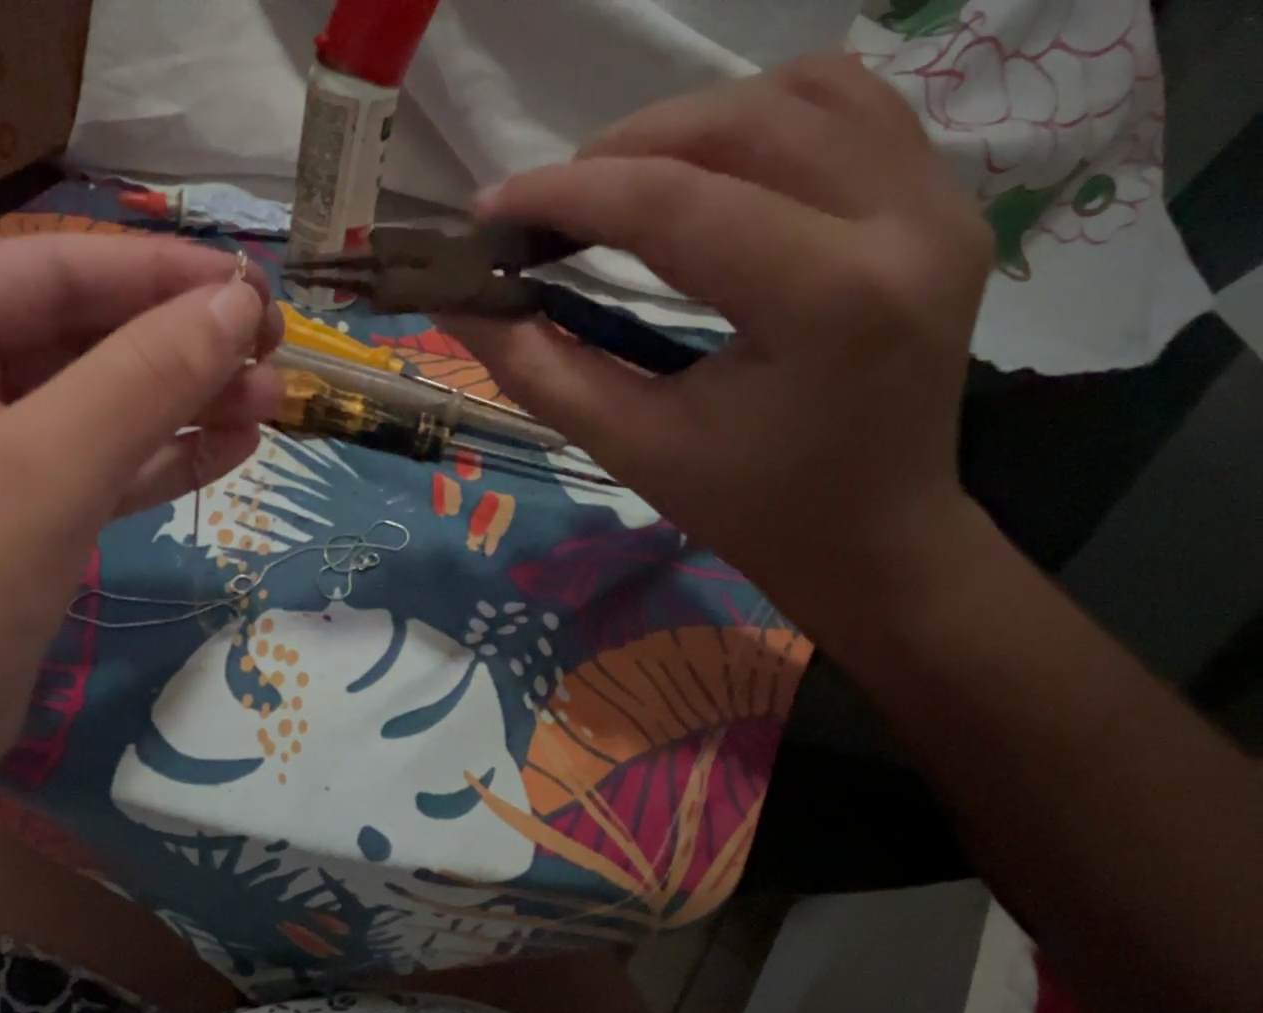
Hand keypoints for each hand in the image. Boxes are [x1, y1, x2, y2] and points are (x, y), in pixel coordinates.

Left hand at [0, 235, 283, 764]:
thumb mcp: (44, 475)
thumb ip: (147, 376)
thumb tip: (238, 299)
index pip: (48, 267)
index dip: (162, 274)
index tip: (258, 287)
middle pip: (73, 332)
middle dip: (180, 346)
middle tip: (277, 356)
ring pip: (88, 402)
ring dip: (180, 403)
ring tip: (273, 404)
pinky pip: (83, 464)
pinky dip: (153, 458)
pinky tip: (228, 450)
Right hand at [447, 55, 994, 609]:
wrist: (874, 535)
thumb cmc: (750, 506)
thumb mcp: (628, 444)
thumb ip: (533, 365)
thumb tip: (454, 298)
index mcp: (827, 305)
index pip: (674, 203)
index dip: (563, 195)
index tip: (487, 211)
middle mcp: (903, 227)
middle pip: (738, 124)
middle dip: (620, 151)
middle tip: (552, 207)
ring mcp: (939, 203)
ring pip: (801, 91)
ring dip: (691, 123)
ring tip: (626, 183)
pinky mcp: (943, 200)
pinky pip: (849, 105)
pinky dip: (761, 116)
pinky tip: (710, 168)